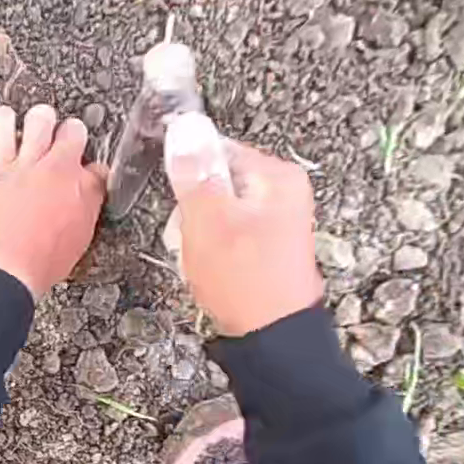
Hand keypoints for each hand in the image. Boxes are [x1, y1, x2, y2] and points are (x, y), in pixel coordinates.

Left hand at [0, 104, 108, 295]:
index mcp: (87, 189)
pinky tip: (6, 121)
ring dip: (41, 119)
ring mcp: (30, 164)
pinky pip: (2, 127)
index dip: (92, 168)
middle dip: (71, 133)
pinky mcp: (2, 165)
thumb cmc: (45, 260)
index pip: (99, 165)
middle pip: (74, 130)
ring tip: (38, 127)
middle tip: (64, 142)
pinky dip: (3, 119)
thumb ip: (87, 208)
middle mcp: (61, 169)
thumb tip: (88, 195)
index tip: (84, 172)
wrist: (12, 266)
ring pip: (41, 118)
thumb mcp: (81, 238)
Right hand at [164, 114, 323, 335]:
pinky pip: (224, 233)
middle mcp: (280, 193)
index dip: (188, 178)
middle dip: (192, 214)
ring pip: (214, 211)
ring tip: (203, 260)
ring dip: (197, 235)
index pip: (214, 151)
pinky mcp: (264, 244)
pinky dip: (211, 250)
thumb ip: (194, 172)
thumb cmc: (245, 281)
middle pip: (213, 183)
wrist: (270, 337)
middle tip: (196, 240)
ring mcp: (273, 220)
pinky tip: (211, 270)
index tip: (183, 206)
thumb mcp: (209, 220)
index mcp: (276, 177)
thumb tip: (184, 125)